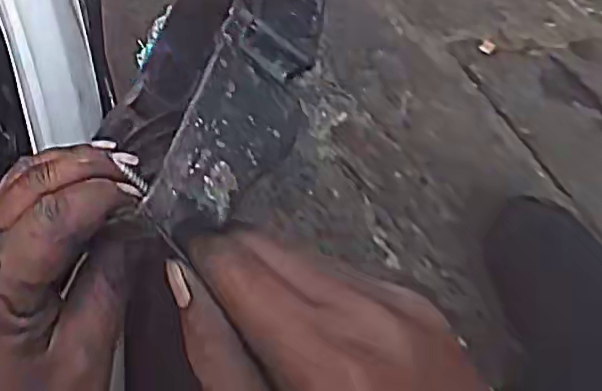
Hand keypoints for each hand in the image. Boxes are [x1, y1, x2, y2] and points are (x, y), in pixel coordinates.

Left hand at [0, 144, 140, 390]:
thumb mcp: (81, 356)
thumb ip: (109, 284)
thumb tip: (132, 227)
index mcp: (0, 270)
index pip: (57, 208)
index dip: (104, 192)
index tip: (139, 194)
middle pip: (40, 177)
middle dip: (92, 165)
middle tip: (134, 173)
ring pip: (30, 170)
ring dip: (75, 161)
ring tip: (117, 167)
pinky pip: (23, 182)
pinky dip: (58, 170)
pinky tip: (84, 174)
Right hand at [170, 231, 485, 390]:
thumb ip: (216, 357)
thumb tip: (180, 276)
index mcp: (329, 361)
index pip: (230, 257)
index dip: (200, 261)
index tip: (190, 277)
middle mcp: (368, 315)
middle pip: (260, 241)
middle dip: (233, 263)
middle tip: (229, 312)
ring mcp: (402, 303)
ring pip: (295, 248)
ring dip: (273, 274)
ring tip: (280, 333)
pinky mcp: (421, 302)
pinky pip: (337, 267)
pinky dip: (315, 288)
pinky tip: (325, 336)